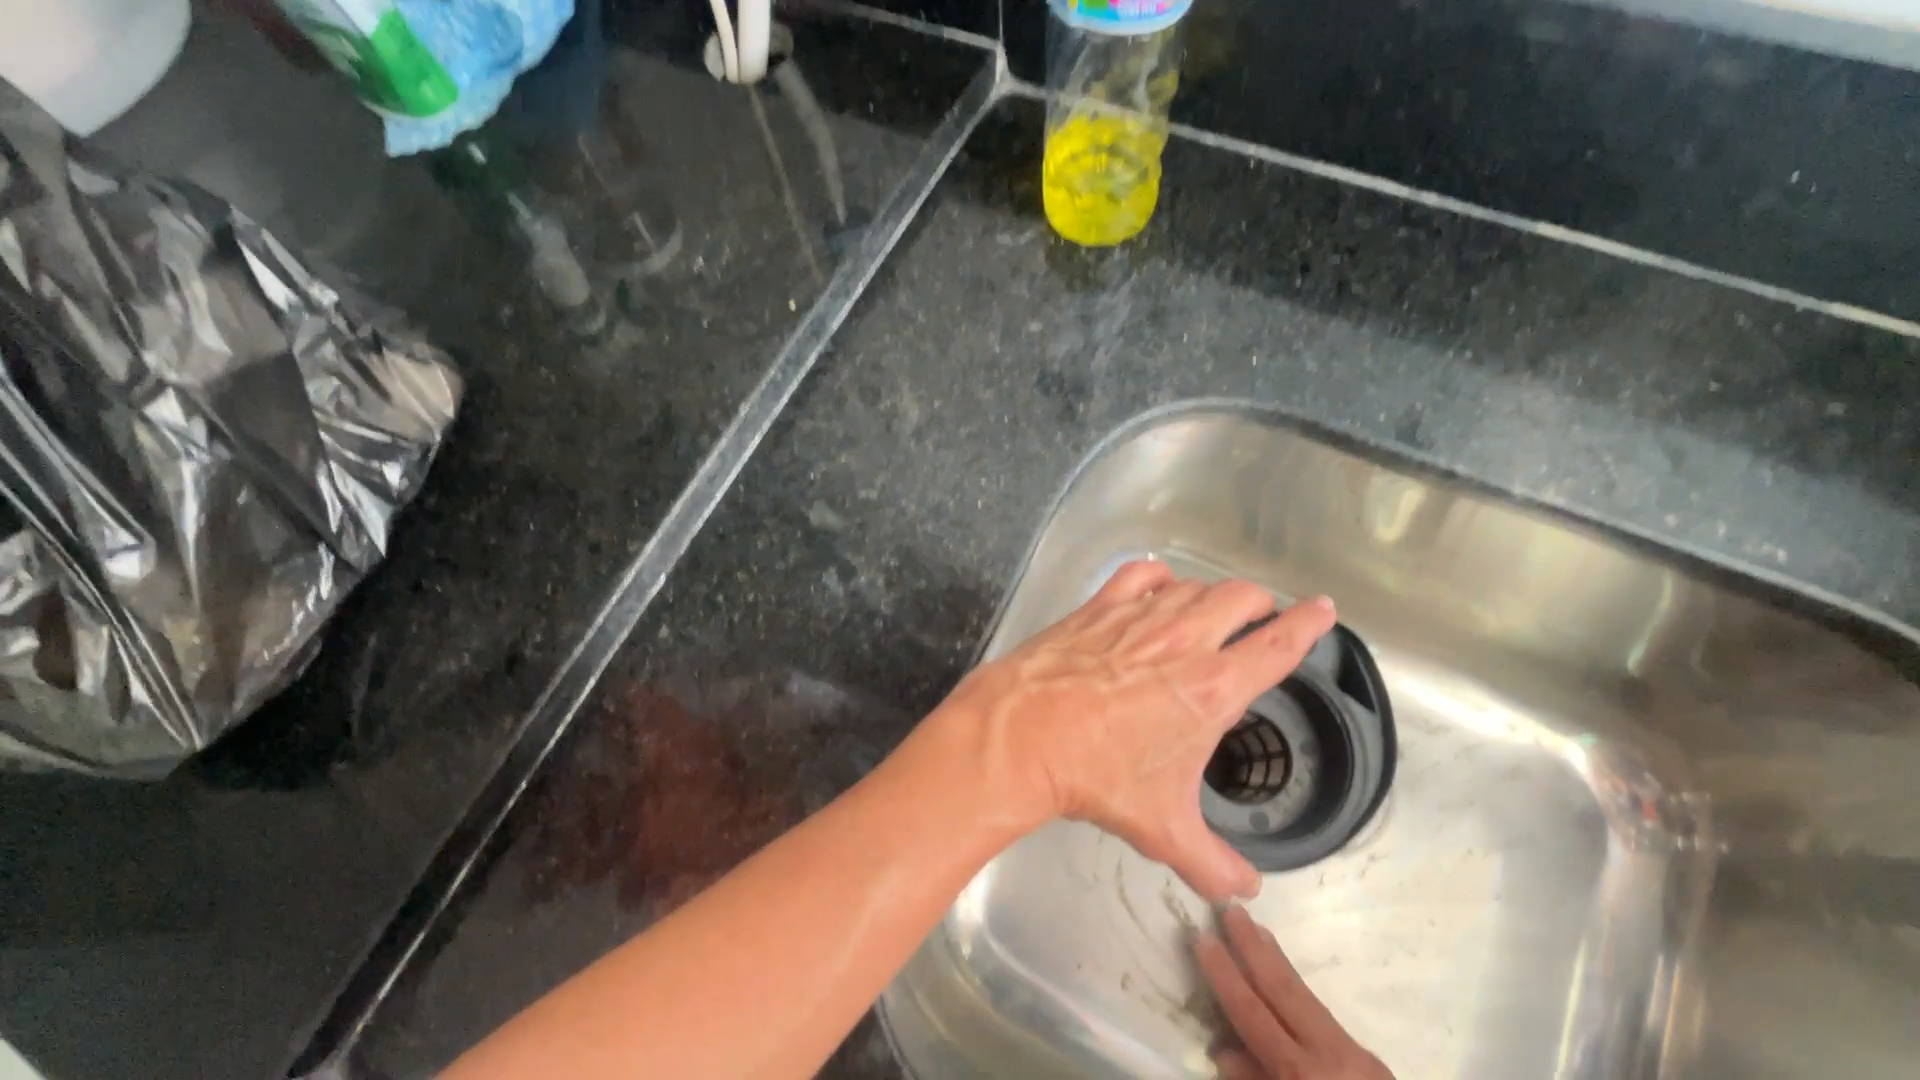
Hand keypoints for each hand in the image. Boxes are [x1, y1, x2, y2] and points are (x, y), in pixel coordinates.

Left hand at [925, 560, 1335, 902]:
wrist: (1021, 738)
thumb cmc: (1097, 778)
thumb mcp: (1163, 828)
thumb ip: (1212, 863)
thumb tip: (1244, 890)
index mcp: (1213, 687)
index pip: (1278, 644)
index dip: (1308, 623)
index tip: (1323, 609)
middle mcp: (1185, 641)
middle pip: (1241, 599)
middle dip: (1259, 605)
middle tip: (1258, 621)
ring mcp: (1139, 618)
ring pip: (1194, 585)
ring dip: (1211, 596)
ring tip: (1210, 613)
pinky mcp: (1098, 608)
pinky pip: (1140, 575)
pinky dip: (1158, 578)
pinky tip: (1158, 589)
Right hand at [1198, 906, 1392, 1079]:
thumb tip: (1225, 1049)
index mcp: (1301, 1076)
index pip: (1253, 1014)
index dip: (1225, 976)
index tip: (1203, 938)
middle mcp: (1330, 1056)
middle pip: (1284, 990)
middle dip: (1253, 948)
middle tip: (1229, 908)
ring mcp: (1355, 1056)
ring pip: (1306, 996)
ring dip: (1276, 960)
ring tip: (1254, 928)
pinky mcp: (1368, 1061)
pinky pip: (1322, 1014)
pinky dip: (1297, 990)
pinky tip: (1284, 978)